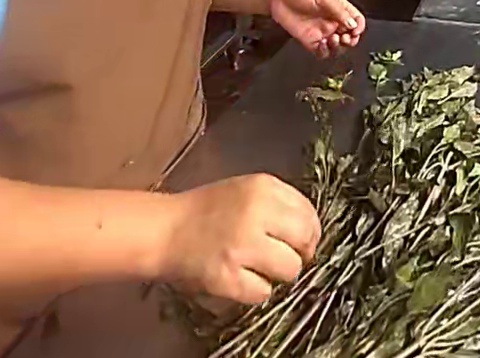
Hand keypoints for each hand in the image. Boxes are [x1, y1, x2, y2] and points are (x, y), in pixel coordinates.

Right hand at [155, 174, 320, 303]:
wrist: (167, 229)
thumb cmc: (210, 208)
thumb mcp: (249, 189)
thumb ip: (279, 202)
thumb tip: (309, 229)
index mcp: (264, 186)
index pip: (308, 212)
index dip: (312, 231)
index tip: (305, 241)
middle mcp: (257, 212)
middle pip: (305, 239)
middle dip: (303, 253)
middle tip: (292, 258)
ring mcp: (242, 246)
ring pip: (290, 268)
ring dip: (282, 273)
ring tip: (265, 269)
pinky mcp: (227, 278)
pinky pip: (263, 292)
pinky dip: (258, 291)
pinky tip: (245, 280)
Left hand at [266, 0, 363, 57]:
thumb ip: (338, 10)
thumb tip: (352, 24)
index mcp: (338, 7)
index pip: (356, 19)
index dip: (359, 26)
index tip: (355, 31)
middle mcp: (332, 20)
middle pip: (350, 35)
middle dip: (351, 39)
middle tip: (345, 38)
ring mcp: (322, 31)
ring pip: (338, 46)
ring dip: (339, 47)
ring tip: (333, 40)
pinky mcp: (310, 40)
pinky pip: (322, 52)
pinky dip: (325, 52)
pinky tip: (322, 45)